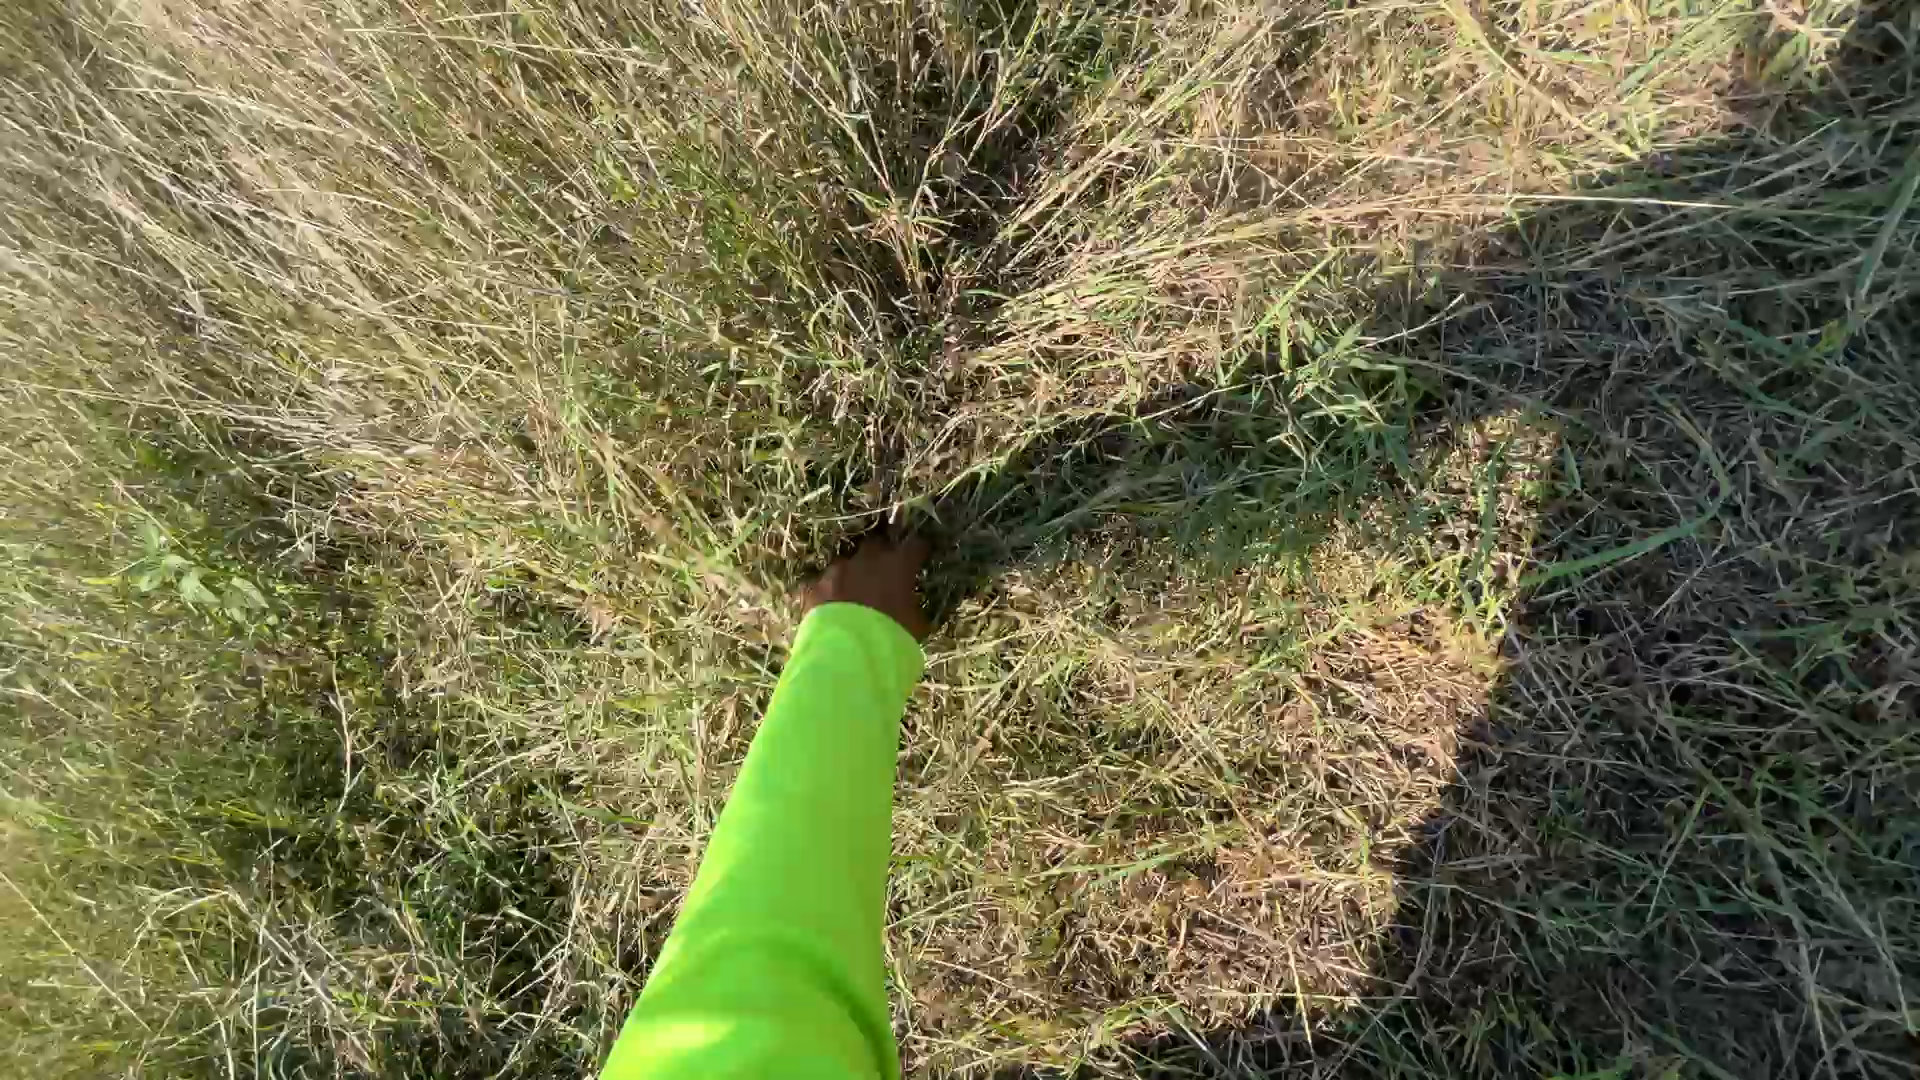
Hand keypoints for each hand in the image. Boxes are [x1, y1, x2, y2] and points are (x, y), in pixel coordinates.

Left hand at [802, 534, 931, 641]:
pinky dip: (826, 593)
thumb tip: (913, 609)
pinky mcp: (814, 587)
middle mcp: (866, 560)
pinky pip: (821, 585)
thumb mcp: (915, 626)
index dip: (917, 550)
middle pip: (875, 544)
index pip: (914, 546)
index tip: (919, 555)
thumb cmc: (891, 636)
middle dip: (880, 554)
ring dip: (851, 574)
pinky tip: (828, 607)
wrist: (847, 652)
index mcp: (897, 566)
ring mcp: (836, 571)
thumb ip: (913, 609)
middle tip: (884, 570)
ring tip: (852, 593)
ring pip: (845, 564)